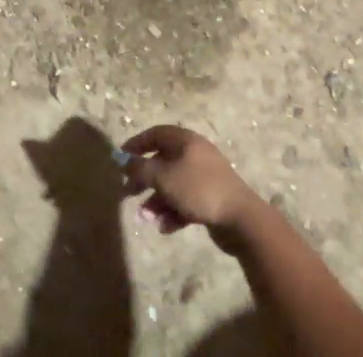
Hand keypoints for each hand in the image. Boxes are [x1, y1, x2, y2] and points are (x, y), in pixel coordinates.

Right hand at [117, 125, 263, 236]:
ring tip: (146, 218)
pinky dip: (173, 212)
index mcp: (186, 141)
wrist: (242, 219)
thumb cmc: (198, 189)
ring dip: (156, 201)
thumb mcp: (162, 176)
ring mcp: (205, 178)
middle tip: (127, 192)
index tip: (121, 157)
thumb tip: (122, 160)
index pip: (156, 134)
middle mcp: (196, 155)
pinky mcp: (212, 200)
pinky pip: (185, 202)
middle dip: (144, 179)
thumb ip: (139, 167)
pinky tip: (165, 227)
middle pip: (162, 162)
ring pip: (172, 185)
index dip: (136, 144)